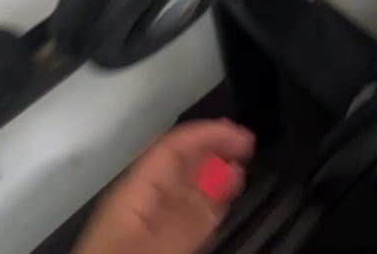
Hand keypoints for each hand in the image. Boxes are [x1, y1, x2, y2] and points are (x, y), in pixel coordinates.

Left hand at [74, 120, 255, 253]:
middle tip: (245, 147)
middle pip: (177, 164)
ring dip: (209, 179)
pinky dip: (201, 210)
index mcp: (131, 192)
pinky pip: (178, 219)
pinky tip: (215, 211)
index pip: (172, 147)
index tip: (240, 135)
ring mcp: (141, 229)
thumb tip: (224, 178)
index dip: (207, 134)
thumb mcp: (153, 246)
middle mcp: (136, 205)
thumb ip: (188, 214)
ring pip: (180, 192)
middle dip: (211, 151)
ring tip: (237, 171)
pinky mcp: (149, 246)